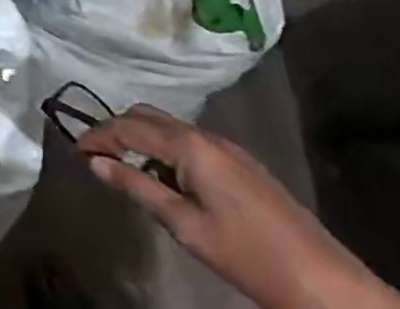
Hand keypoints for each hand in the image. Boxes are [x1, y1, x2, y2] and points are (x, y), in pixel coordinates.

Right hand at [78, 106, 399, 308]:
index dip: (99, 134)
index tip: (75, 148)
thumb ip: (138, 188)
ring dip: (142, 139)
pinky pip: (189, 141)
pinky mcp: (240, 162)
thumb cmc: (248, 254)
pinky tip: (164, 178)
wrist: (324, 282)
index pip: (131, 127)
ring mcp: (227, 146)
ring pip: (169, 127)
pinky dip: (165, 150)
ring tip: (124, 168)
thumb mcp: (185, 226)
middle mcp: (206, 134)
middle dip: (118, 129)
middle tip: (96, 155)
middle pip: (149, 116)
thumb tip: (97, 163)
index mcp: (190, 145)